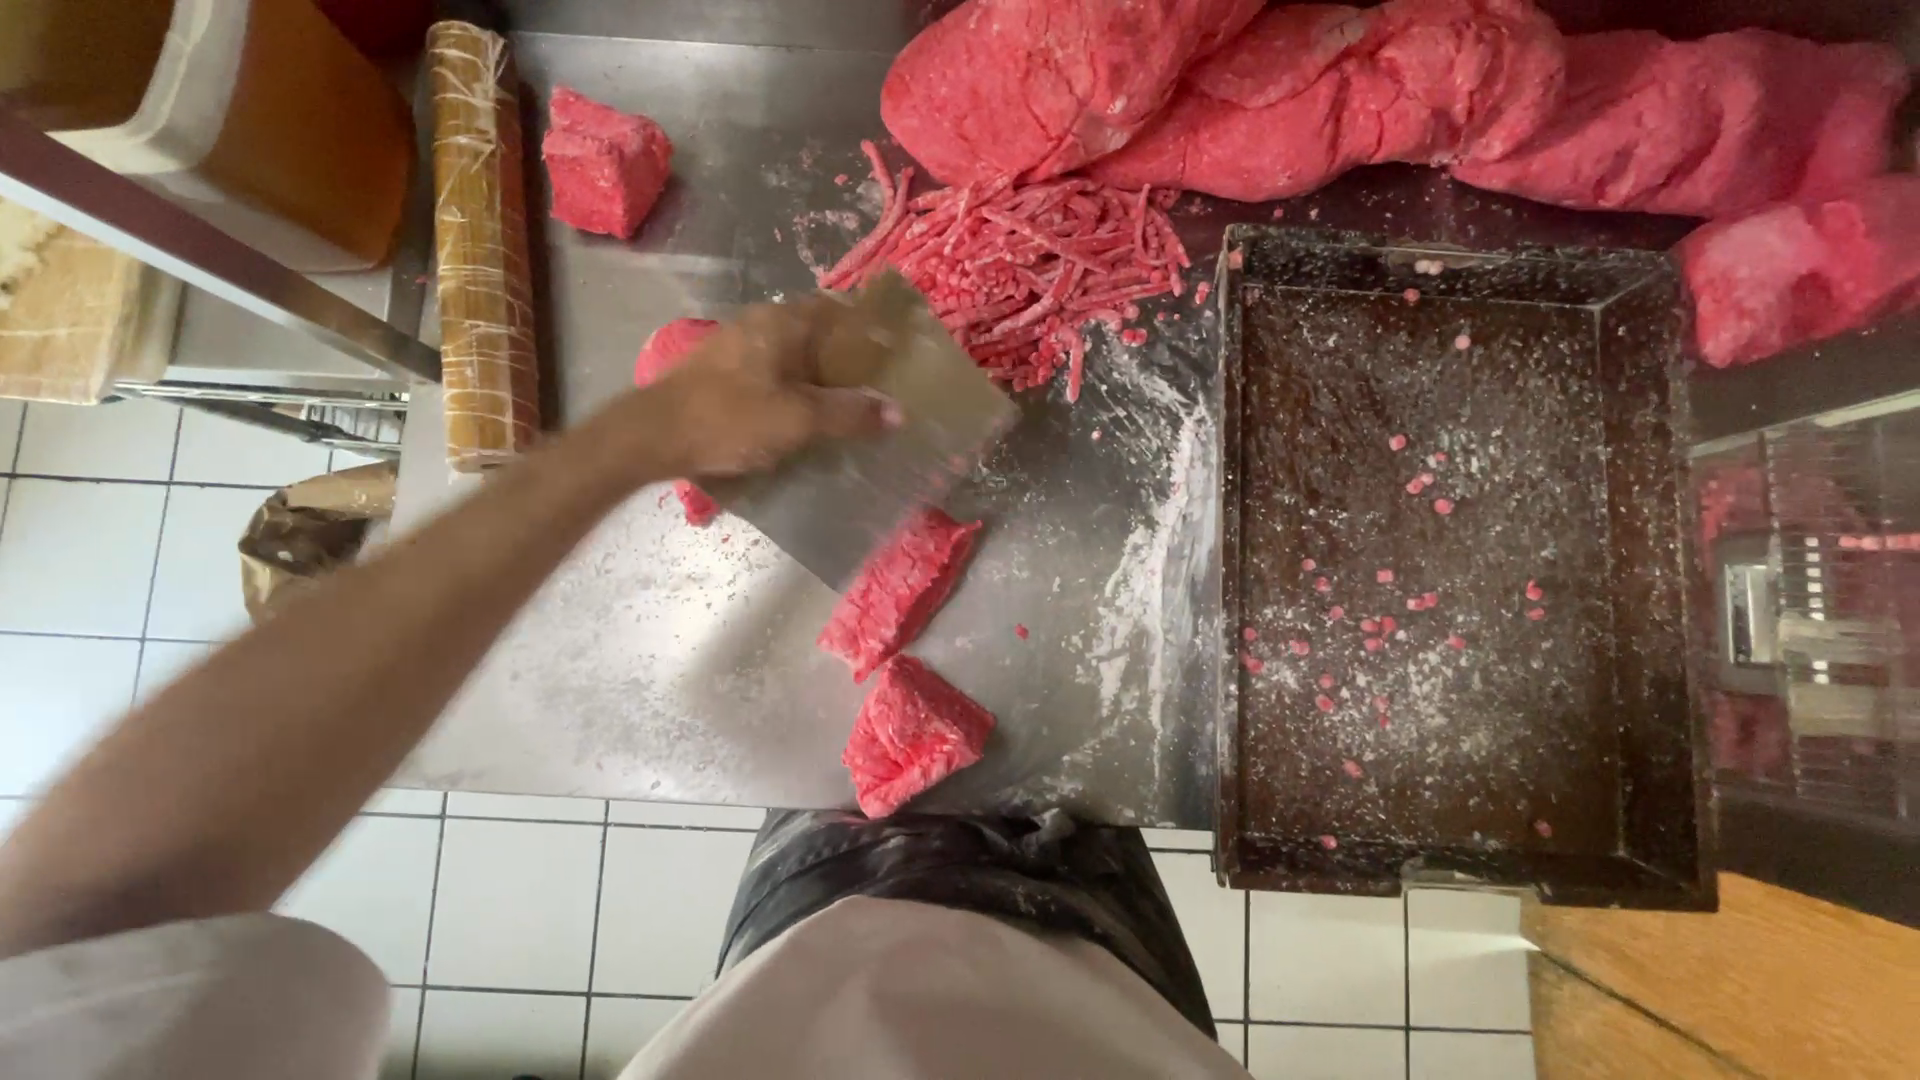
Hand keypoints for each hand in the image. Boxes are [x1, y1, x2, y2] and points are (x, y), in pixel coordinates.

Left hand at [646, 297, 901, 476]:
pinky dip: (793, 387)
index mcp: (784, 321)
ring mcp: (737, 344)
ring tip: (843, 407)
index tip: (892, 356)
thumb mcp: (800, 420)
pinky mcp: (721, 370)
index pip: (840, 310)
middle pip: (818, 332)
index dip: (869, 330)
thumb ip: (850, 414)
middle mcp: (760, 322)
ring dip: (819, 375)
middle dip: (846, 358)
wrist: (653, 435)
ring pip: (793, 353)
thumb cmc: (731, 418)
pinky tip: (801, 416)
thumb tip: (897, 412)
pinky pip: (772, 371)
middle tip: (874, 389)